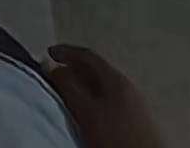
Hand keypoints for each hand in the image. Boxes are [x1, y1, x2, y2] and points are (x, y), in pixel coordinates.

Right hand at [43, 45, 163, 147]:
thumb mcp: (86, 111)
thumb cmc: (115, 139)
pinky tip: (89, 111)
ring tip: (68, 92)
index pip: (88, 55)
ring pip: (104, 88)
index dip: (65, 52)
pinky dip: (95, 100)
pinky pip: (111, 102)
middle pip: (96, 70)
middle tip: (55, 72)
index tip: (48, 53)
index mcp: (118, 80)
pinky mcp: (141, 125)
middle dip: (74, 68)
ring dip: (84, 85)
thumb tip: (48, 63)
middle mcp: (130, 88)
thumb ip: (66, 84)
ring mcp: (138, 107)